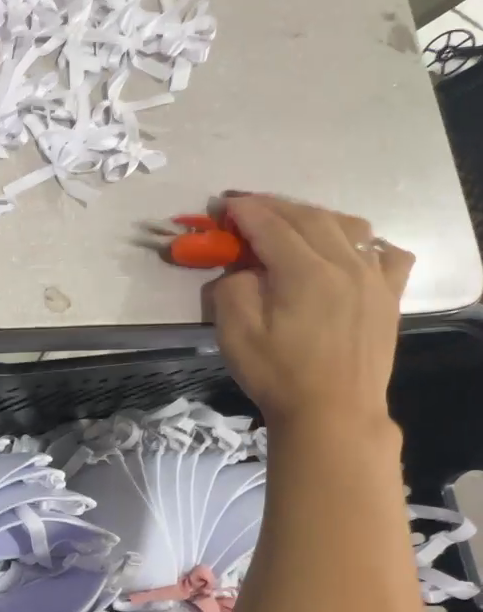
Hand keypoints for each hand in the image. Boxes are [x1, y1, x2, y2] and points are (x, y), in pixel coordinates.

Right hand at [209, 194, 414, 430]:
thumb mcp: (234, 333)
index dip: (246, 211)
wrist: (331, 407)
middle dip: (275, 207)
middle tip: (245, 205)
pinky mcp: (389, 293)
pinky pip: (383, 251)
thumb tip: (239, 271)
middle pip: (311, 219)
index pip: (273, 227)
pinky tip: (346, 248)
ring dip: (314, 216)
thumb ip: (232, 291)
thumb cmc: (276, 371)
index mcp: (306, 273)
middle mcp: (347, 264)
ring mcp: (375, 277)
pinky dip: (360, 240)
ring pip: (349, 227)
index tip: (222, 204)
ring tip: (289, 220)